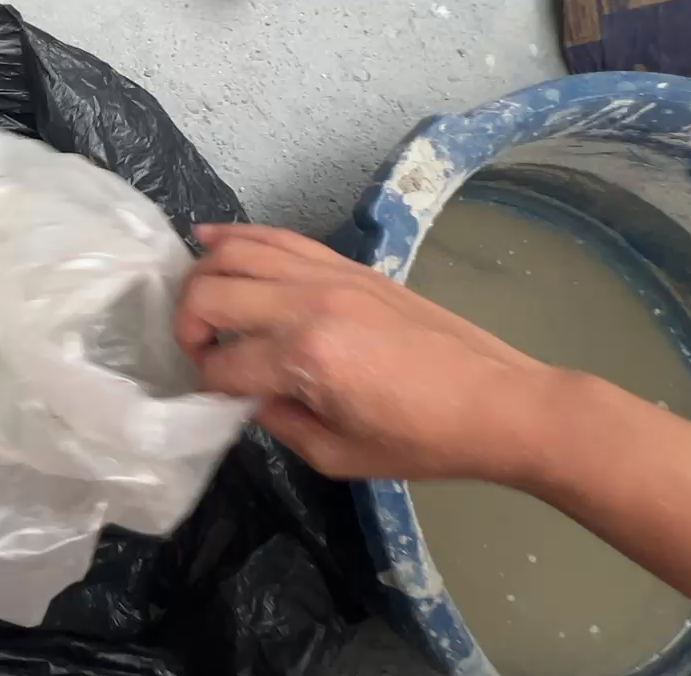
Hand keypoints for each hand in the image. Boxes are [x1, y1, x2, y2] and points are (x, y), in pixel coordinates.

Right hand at [175, 222, 559, 483]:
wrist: (504, 403)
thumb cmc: (424, 439)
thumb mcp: (338, 456)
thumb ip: (274, 420)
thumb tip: (242, 390)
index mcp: (306, 358)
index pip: (222, 363)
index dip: (208, 381)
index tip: (217, 393)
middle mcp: (306, 304)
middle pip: (208, 294)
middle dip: (186, 324)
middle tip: (199, 347)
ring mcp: (324, 275)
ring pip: (231, 253)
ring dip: (200, 277)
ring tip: (200, 303)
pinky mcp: (342, 262)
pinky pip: (273, 235)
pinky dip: (232, 233)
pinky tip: (205, 237)